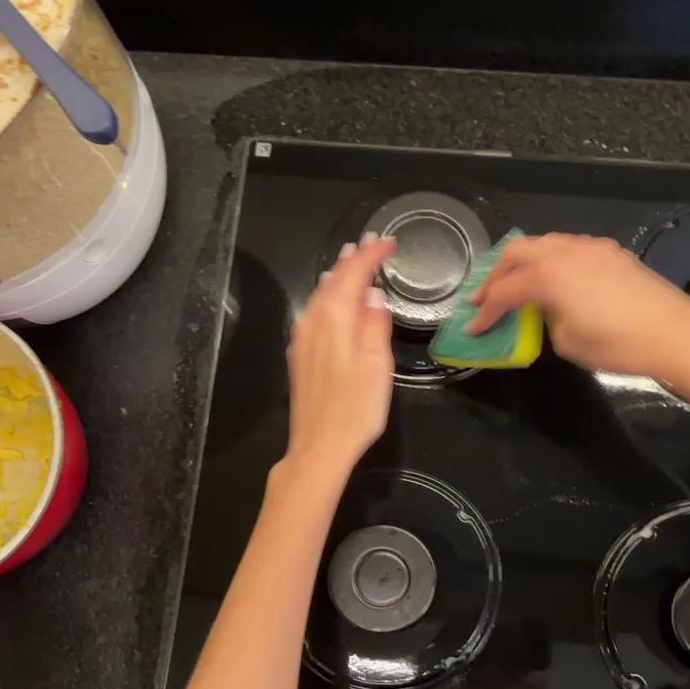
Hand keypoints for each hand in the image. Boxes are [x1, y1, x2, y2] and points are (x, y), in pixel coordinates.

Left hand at [283, 233, 397, 477]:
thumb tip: (374, 295)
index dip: (372, 255)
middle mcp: (312, 322)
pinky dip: (330, 298)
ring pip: (321, 296)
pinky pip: (316, 314)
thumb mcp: (377, 364)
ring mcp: (302, 340)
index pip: (353, 273)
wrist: (319, 447)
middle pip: (333, 281)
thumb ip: (375, 324)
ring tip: (352, 262)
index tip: (389, 242)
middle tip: (371, 244)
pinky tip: (334, 301)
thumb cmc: (355, 408)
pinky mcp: (300, 358)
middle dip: (353, 261)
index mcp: (333, 318)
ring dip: (339, 277)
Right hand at [465, 233, 689, 380]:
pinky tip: (550, 280)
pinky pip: (568, 249)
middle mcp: (565, 251)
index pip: (504, 291)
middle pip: (517, 251)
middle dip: (495, 274)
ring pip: (543, 244)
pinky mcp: (611, 254)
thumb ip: (544, 320)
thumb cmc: (616, 344)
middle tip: (483, 297)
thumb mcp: (566, 341)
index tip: (472, 328)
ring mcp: (590, 248)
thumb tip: (544, 312)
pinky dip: (549, 261)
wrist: (674, 334)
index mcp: (548, 275)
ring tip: (512, 285)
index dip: (484, 311)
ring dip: (522, 263)